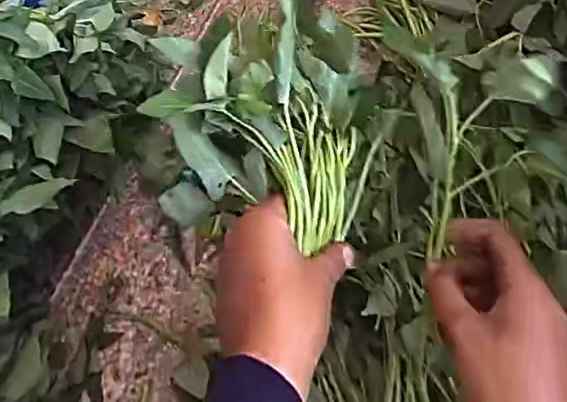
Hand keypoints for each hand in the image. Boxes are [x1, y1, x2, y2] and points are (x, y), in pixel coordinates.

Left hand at [216, 195, 354, 397]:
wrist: (262, 367)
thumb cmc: (294, 310)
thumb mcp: (321, 280)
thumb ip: (333, 256)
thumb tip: (346, 249)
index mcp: (260, 219)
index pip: (285, 199)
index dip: (306, 210)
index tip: (322, 225)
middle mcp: (237, 231)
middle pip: (268, 221)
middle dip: (289, 232)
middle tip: (314, 249)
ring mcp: (225, 258)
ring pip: (255, 243)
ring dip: (273, 253)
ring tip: (298, 272)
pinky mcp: (220, 284)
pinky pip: (244, 266)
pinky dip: (260, 271)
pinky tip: (277, 291)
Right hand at [426, 219, 566, 401]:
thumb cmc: (503, 384)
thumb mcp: (465, 335)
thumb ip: (445, 292)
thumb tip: (432, 265)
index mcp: (530, 289)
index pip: (499, 237)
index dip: (467, 230)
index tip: (439, 239)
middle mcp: (545, 302)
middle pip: (504, 263)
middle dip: (466, 264)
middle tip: (436, 280)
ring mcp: (551, 328)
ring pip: (509, 290)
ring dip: (475, 288)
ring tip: (447, 307)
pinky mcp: (550, 352)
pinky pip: (518, 313)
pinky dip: (490, 309)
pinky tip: (468, 331)